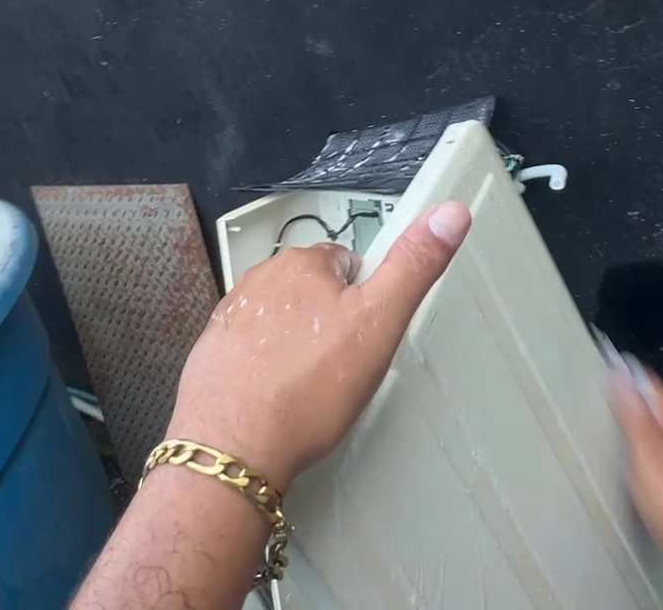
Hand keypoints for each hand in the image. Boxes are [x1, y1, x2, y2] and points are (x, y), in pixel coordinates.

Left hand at [161, 201, 472, 489]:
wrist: (232, 449)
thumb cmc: (309, 386)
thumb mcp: (379, 321)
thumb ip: (414, 265)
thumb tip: (451, 212)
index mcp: (304, 262)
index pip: (348, 263)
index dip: (364, 300)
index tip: (366, 334)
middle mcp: (261, 277)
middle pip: (313, 288)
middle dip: (330, 319)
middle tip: (342, 365)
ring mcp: (231, 313)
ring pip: (282, 317)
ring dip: (297, 340)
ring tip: (310, 384)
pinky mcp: (212, 349)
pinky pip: (251, 345)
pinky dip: (266, 363)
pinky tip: (276, 394)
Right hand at [608, 357, 662, 566]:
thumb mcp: (646, 452)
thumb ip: (634, 413)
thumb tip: (621, 371)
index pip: (651, 384)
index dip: (630, 371)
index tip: (608, 361)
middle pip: (657, 403)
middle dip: (635, 392)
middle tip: (607, 385)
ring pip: (662, 425)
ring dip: (641, 416)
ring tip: (617, 415)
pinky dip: (648, 440)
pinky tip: (638, 453)